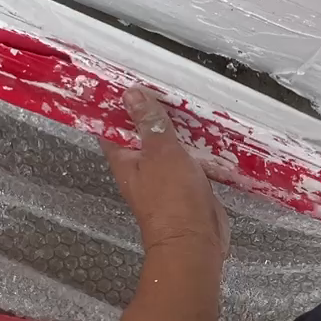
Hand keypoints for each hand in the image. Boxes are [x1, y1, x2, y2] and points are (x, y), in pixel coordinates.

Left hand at [101, 87, 229, 261]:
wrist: (195, 242)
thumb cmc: (172, 199)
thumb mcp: (160, 152)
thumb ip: (148, 122)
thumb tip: (131, 93)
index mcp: (124, 159)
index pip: (111, 125)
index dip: (114, 103)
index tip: (122, 79)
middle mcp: (141, 167)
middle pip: (142, 131)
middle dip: (152, 110)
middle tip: (162, 80)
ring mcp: (165, 176)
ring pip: (169, 143)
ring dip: (178, 126)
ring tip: (187, 96)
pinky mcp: (188, 184)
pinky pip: (190, 157)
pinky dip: (198, 144)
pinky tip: (209, 128)